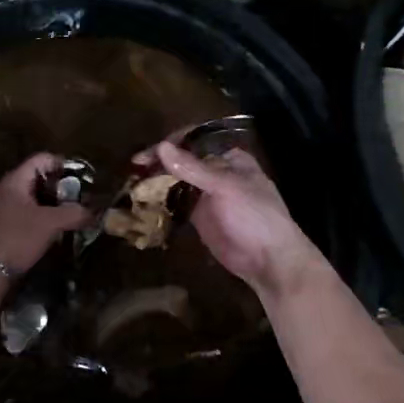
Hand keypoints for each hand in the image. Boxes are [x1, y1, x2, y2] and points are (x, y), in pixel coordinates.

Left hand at [0, 153, 92, 279]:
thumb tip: (94, 213)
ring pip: (36, 197)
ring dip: (55, 203)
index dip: (63, 163)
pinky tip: (59, 227)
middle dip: (62, 186)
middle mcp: (9, 189)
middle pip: (40, 177)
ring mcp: (6, 208)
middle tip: (83, 196)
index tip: (83, 176)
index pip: (42, 159)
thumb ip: (74, 213)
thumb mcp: (50, 223)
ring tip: (76, 212)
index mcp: (16, 180)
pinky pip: (30, 212)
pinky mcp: (7, 225)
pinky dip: (46, 215)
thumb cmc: (18, 238)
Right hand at [146, 142, 326, 295]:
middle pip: (182, 161)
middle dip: (159, 164)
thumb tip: (161, 146)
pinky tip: (143, 203)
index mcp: (229, 158)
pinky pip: (176, 204)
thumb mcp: (225, 187)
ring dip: (157, 183)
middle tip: (134, 172)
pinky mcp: (199, 217)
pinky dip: (161, 202)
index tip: (147, 154)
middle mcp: (216, 172)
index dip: (170, 144)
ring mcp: (207, 195)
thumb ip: (193, 168)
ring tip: (133, 187)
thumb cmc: (255, 216)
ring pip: (177, 182)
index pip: (194, 141)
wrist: (270, 261)